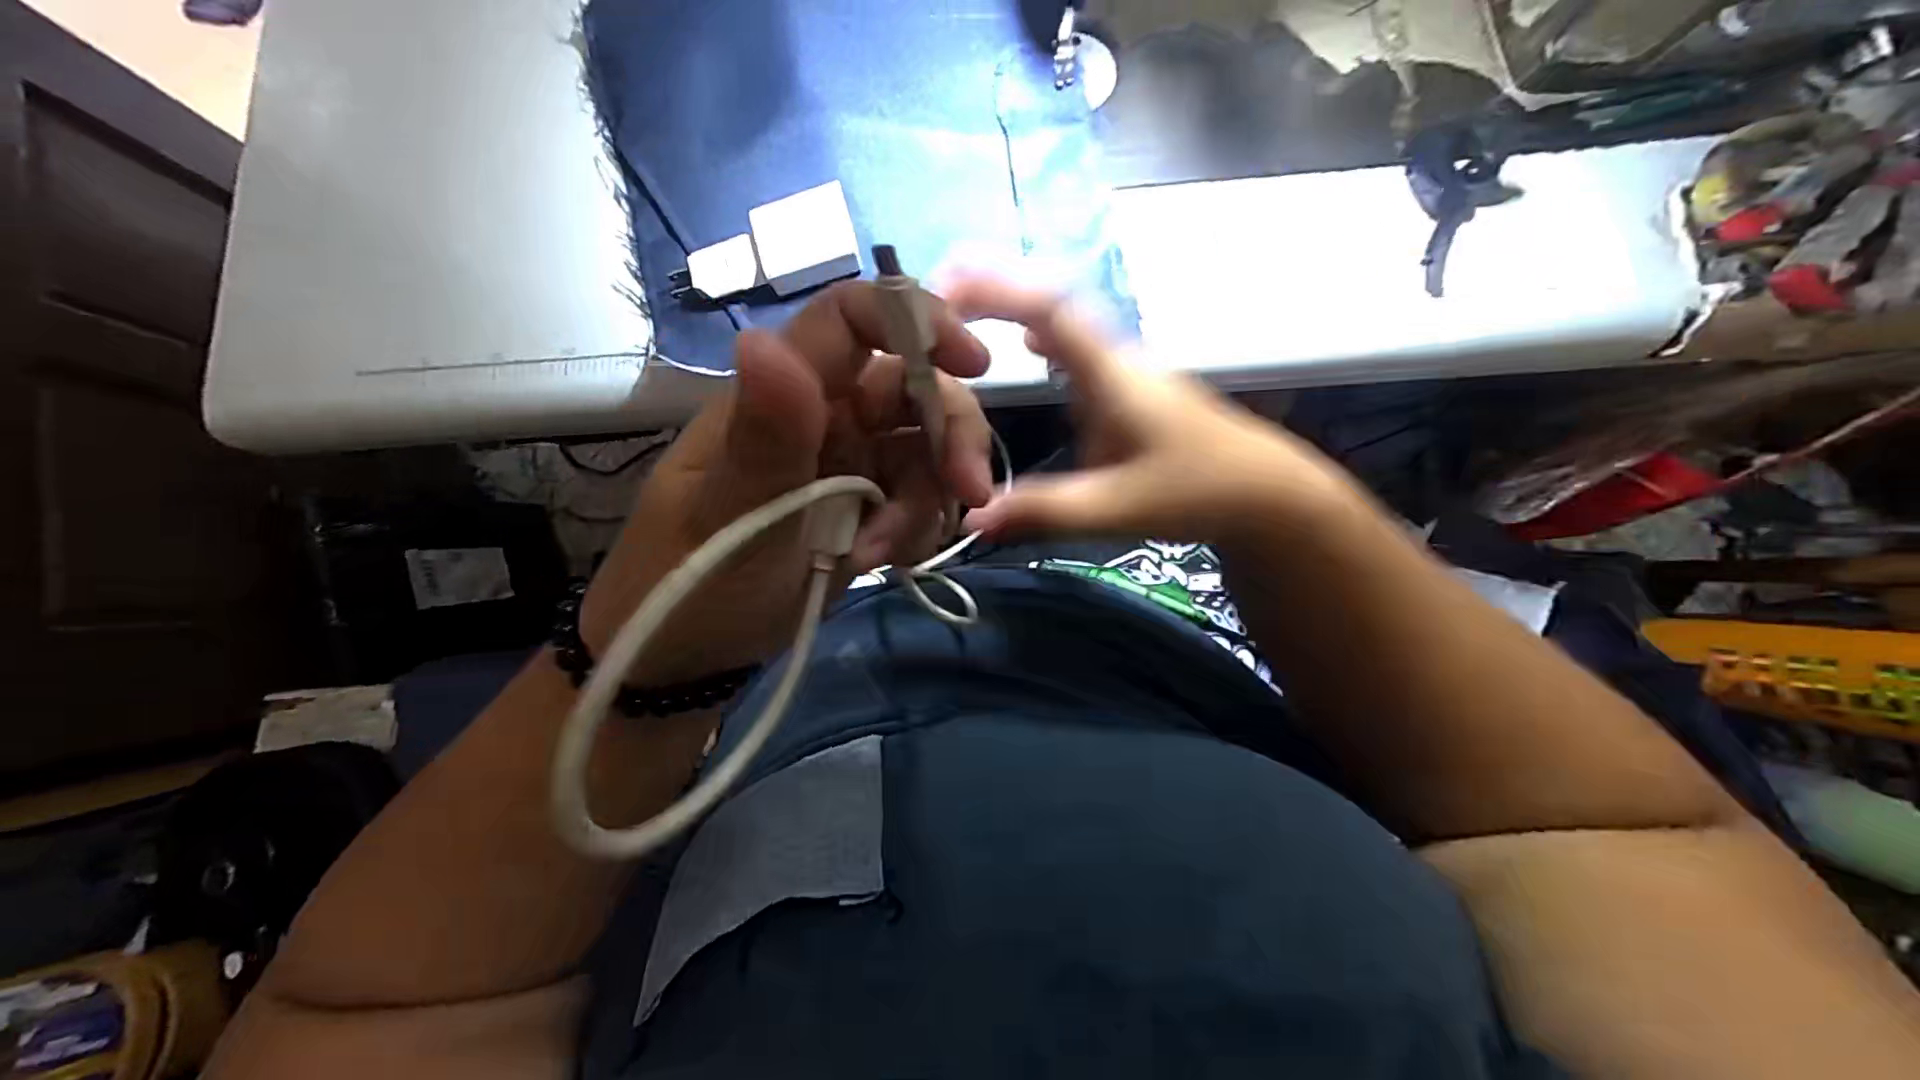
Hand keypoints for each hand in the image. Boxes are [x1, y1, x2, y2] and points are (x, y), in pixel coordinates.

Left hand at [580, 282, 994, 683]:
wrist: (688, 656)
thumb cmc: (689, 581)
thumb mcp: (727, 517)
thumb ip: (763, 439)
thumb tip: (765, 341)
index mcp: (782, 394)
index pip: (851, 321)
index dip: (917, 321)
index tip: (972, 363)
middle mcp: (824, 418)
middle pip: (914, 390)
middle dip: (950, 435)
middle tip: (968, 490)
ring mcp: (850, 467)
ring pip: (927, 452)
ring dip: (929, 501)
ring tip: (883, 554)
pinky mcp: (867, 512)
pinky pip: (921, 502)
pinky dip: (919, 531)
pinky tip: (887, 564)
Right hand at [945, 276, 1360, 547]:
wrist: (1265, 494)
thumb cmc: (1198, 491)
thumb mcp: (1116, 508)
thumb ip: (1045, 511)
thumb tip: (973, 519)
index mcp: (1112, 373)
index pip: (1050, 309)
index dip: (997, 289)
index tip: (946, 285)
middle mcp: (1115, 359)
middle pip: (1051, 303)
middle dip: (995, 290)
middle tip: (938, 292)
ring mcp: (1125, 373)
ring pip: (1064, 324)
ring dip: (1016, 308)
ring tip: (963, 309)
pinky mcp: (1129, 392)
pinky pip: (1075, 350)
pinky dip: (1042, 338)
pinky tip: (1027, 348)